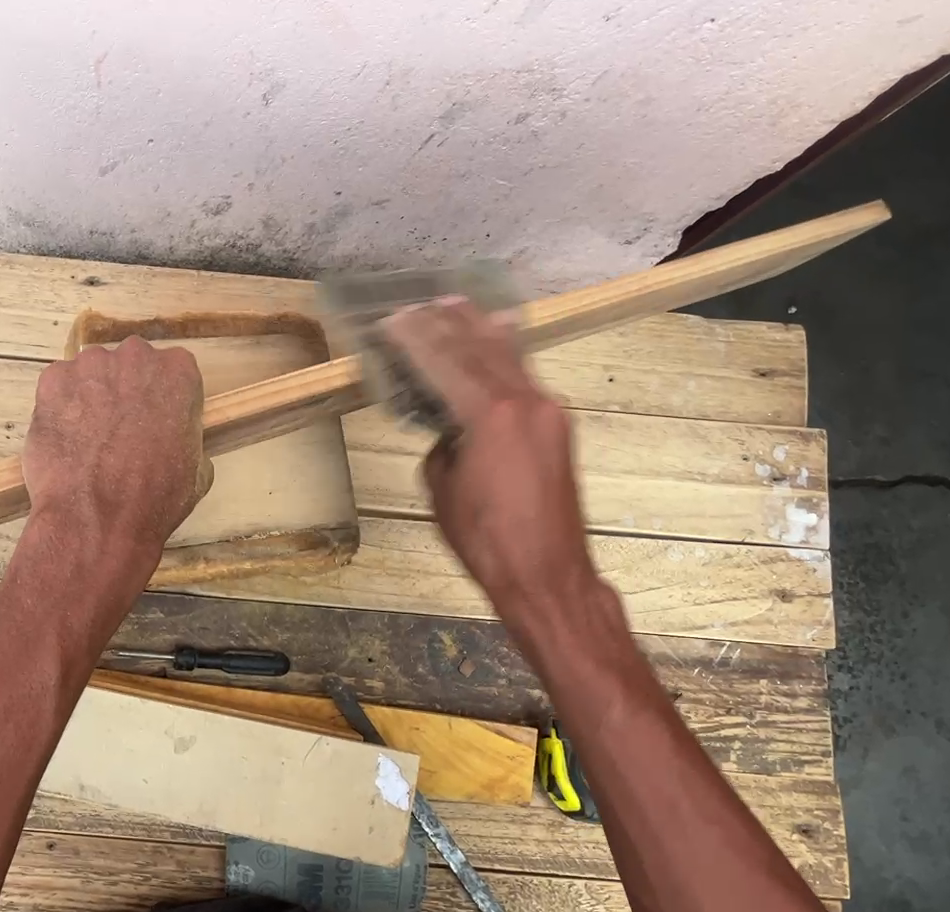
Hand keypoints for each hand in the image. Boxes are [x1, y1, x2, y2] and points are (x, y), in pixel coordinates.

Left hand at [22, 336, 211, 571]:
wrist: (97, 518)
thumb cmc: (155, 499)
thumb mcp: (196, 470)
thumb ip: (185, 437)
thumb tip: (173, 441)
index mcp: (179, 372)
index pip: (172, 373)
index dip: (160, 401)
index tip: (153, 424)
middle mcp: (136, 356)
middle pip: (129, 367)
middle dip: (124, 393)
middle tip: (118, 434)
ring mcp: (90, 365)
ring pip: (90, 375)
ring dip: (90, 399)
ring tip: (88, 442)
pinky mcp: (53, 381)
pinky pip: (57, 388)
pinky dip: (59, 409)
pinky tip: (65, 441)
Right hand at [383, 297, 600, 617]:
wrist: (546, 571)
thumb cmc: (484, 538)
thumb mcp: (443, 490)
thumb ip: (443, 447)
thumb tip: (450, 431)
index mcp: (489, 414)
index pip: (445, 362)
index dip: (416, 339)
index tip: (393, 320)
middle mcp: (525, 401)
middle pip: (481, 349)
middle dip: (450, 323)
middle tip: (424, 302)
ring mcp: (547, 411)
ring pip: (509, 357)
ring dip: (481, 330)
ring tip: (459, 304)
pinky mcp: (556, 427)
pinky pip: (525, 377)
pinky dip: (504, 354)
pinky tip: (499, 338)